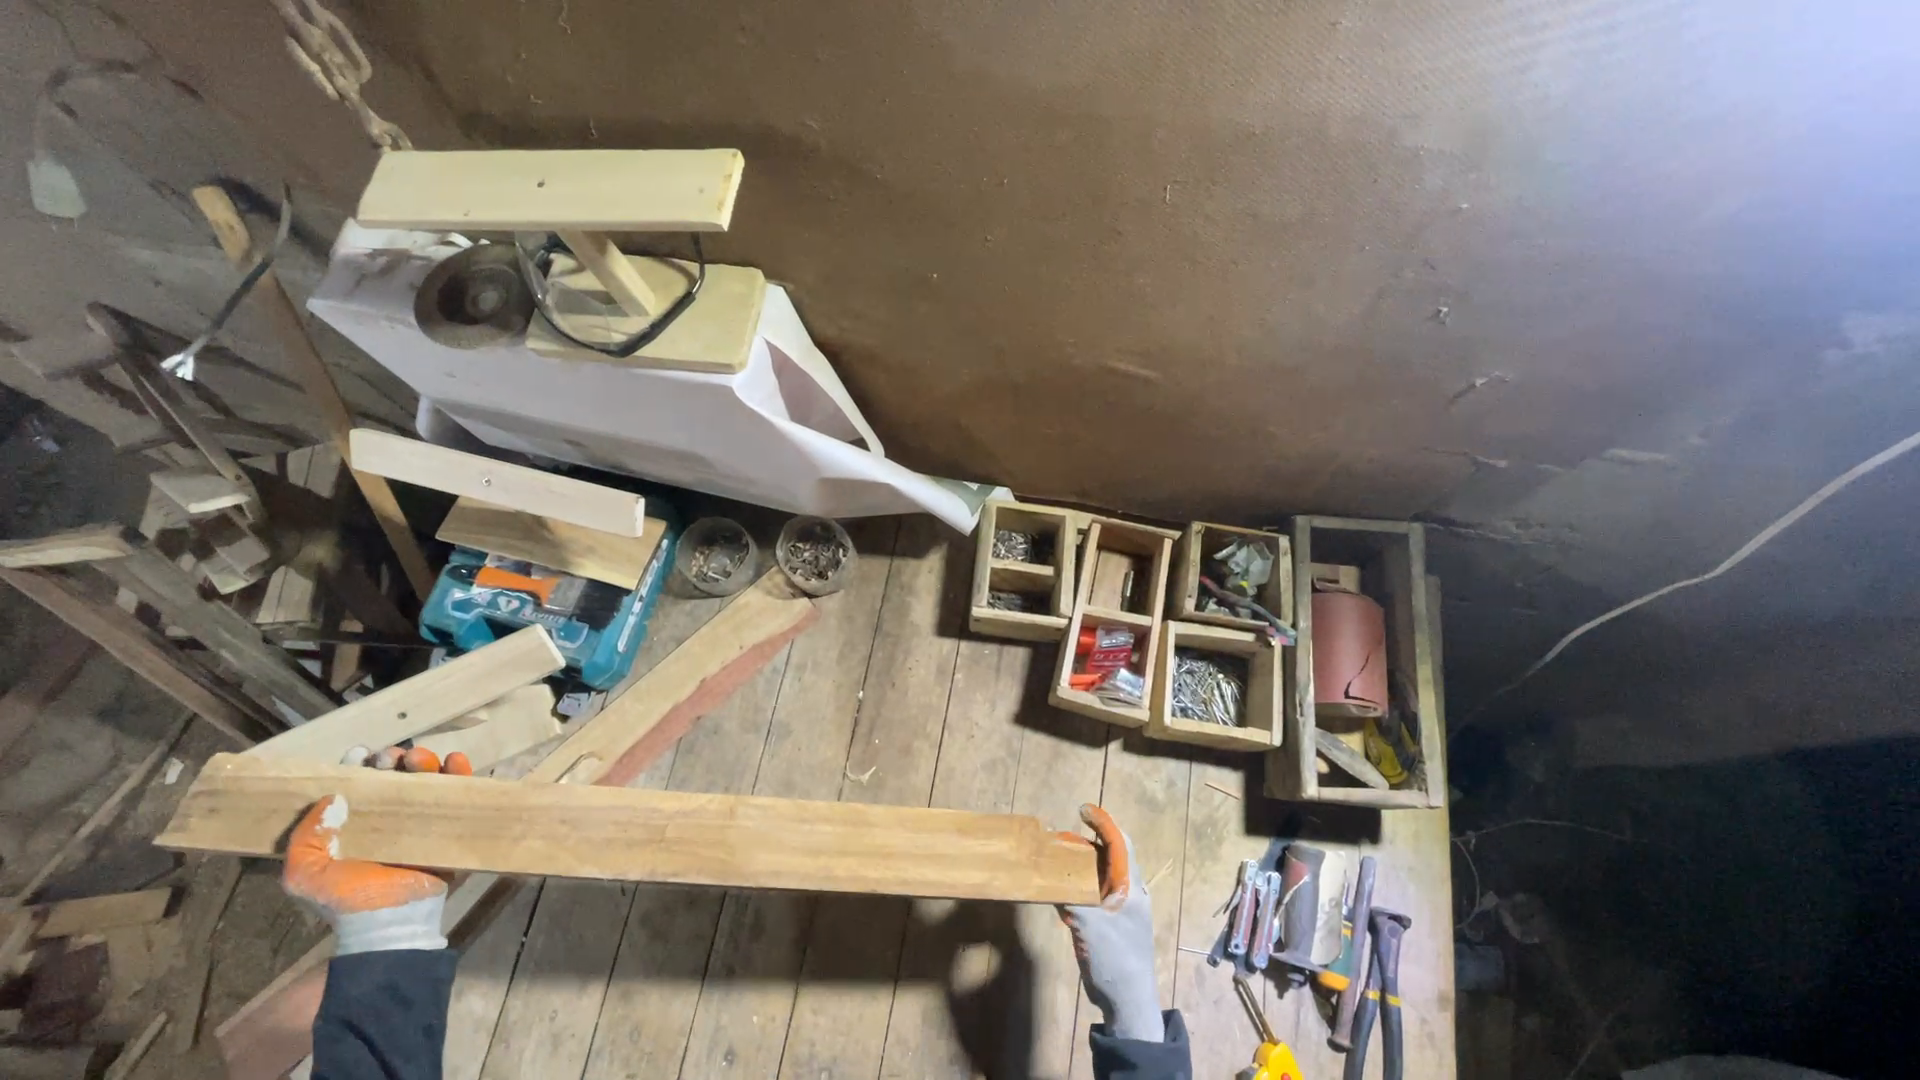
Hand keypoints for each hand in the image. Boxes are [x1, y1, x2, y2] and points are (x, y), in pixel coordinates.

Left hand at [279, 747, 473, 955]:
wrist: (389, 923)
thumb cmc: (347, 899)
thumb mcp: (306, 873)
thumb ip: (306, 837)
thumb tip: (333, 798)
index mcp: (355, 821)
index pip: (358, 782)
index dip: (359, 764)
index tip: (361, 755)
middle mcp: (389, 814)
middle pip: (394, 774)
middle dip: (393, 758)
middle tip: (391, 758)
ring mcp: (423, 817)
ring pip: (427, 777)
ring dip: (425, 760)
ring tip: (419, 758)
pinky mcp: (450, 823)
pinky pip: (459, 790)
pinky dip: (460, 771)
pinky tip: (455, 760)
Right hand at [1058, 804, 1164, 1042]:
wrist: (1128, 1003)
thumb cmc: (1116, 961)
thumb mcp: (1090, 927)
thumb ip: (1071, 898)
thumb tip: (1049, 876)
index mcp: (1131, 888)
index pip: (1120, 844)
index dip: (1104, 823)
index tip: (1083, 810)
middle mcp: (1128, 893)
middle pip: (1110, 856)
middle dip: (1088, 840)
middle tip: (1061, 836)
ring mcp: (1120, 909)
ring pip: (1100, 874)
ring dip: (1081, 863)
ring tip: (1056, 857)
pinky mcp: (1109, 923)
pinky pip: (1093, 894)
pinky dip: (1077, 885)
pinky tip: (1058, 888)